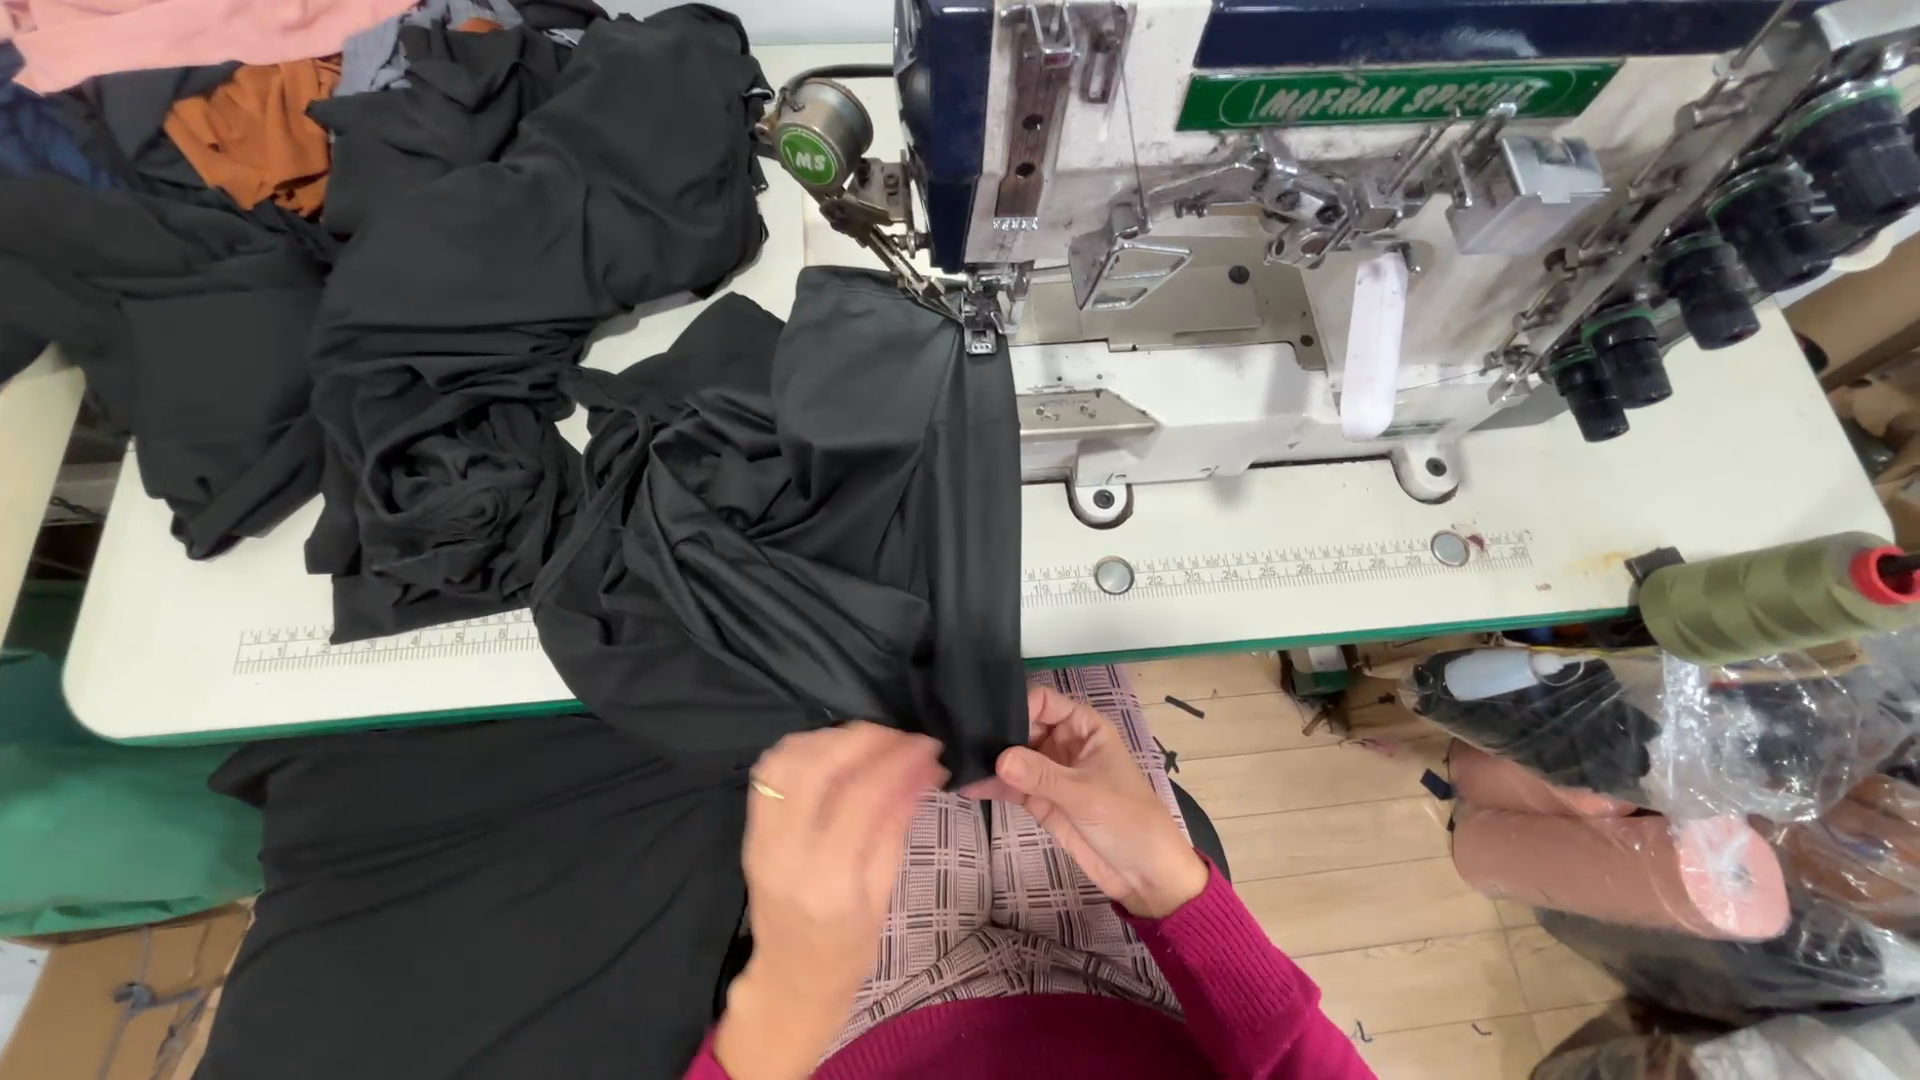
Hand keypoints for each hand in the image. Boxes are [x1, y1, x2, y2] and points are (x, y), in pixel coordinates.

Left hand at [713, 723, 944, 1079]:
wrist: (790, 979)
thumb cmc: (848, 947)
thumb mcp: (884, 893)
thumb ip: (896, 824)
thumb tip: (924, 767)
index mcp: (828, 880)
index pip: (862, 795)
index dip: (898, 759)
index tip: (927, 745)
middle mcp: (786, 852)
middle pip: (818, 766)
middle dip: (864, 738)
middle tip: (899, 737)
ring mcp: (760, 838)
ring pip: (788, 759)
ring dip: (832, 738)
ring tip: (869, 742)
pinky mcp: (750, 828)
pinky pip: (769, 769)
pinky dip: (802, 747)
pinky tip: (832, 751)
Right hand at [967, 686, 1207, 918]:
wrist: (1145, 875)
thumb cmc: (1128, 820)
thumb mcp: (1086, 794)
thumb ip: (1042, 776)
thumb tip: (999, 759)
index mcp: (1086, 728)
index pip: (1046, 702)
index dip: (1019, 706)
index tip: (990, 720)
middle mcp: (1066, 744)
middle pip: (1024, 727)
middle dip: (997, 734)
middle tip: (961, 739)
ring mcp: (1052, 773)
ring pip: (1015, 757)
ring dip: (990, 761)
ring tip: (957, 761)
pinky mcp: (1041, 801)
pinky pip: (1012, 786)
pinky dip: (993, 785)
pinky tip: (968, 785)